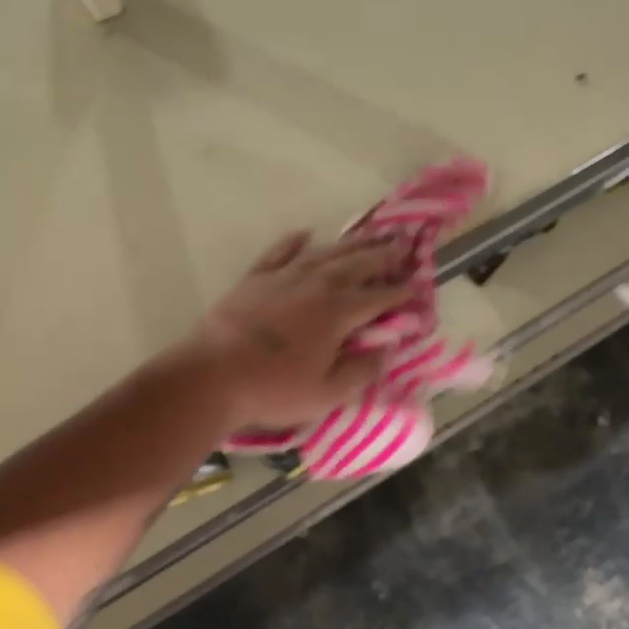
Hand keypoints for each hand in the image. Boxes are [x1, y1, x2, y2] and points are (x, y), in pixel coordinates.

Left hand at [176, 230, 413, 429]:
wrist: (212, 375)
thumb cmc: (273, 390)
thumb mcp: (327, 393)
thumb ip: (361, 370)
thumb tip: (386, 349)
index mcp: (337, 312)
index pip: (378, 298)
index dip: (400, 292)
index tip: (416, 287)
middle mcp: (314, 285)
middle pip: (354, 265)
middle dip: (381, 256)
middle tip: (401, 246)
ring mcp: (281, 277)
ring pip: (322, 254)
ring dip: (348, 245)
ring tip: (367, 237)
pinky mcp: (253, 279)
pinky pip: (279, 252)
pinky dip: (294, 241)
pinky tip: (305, 234)